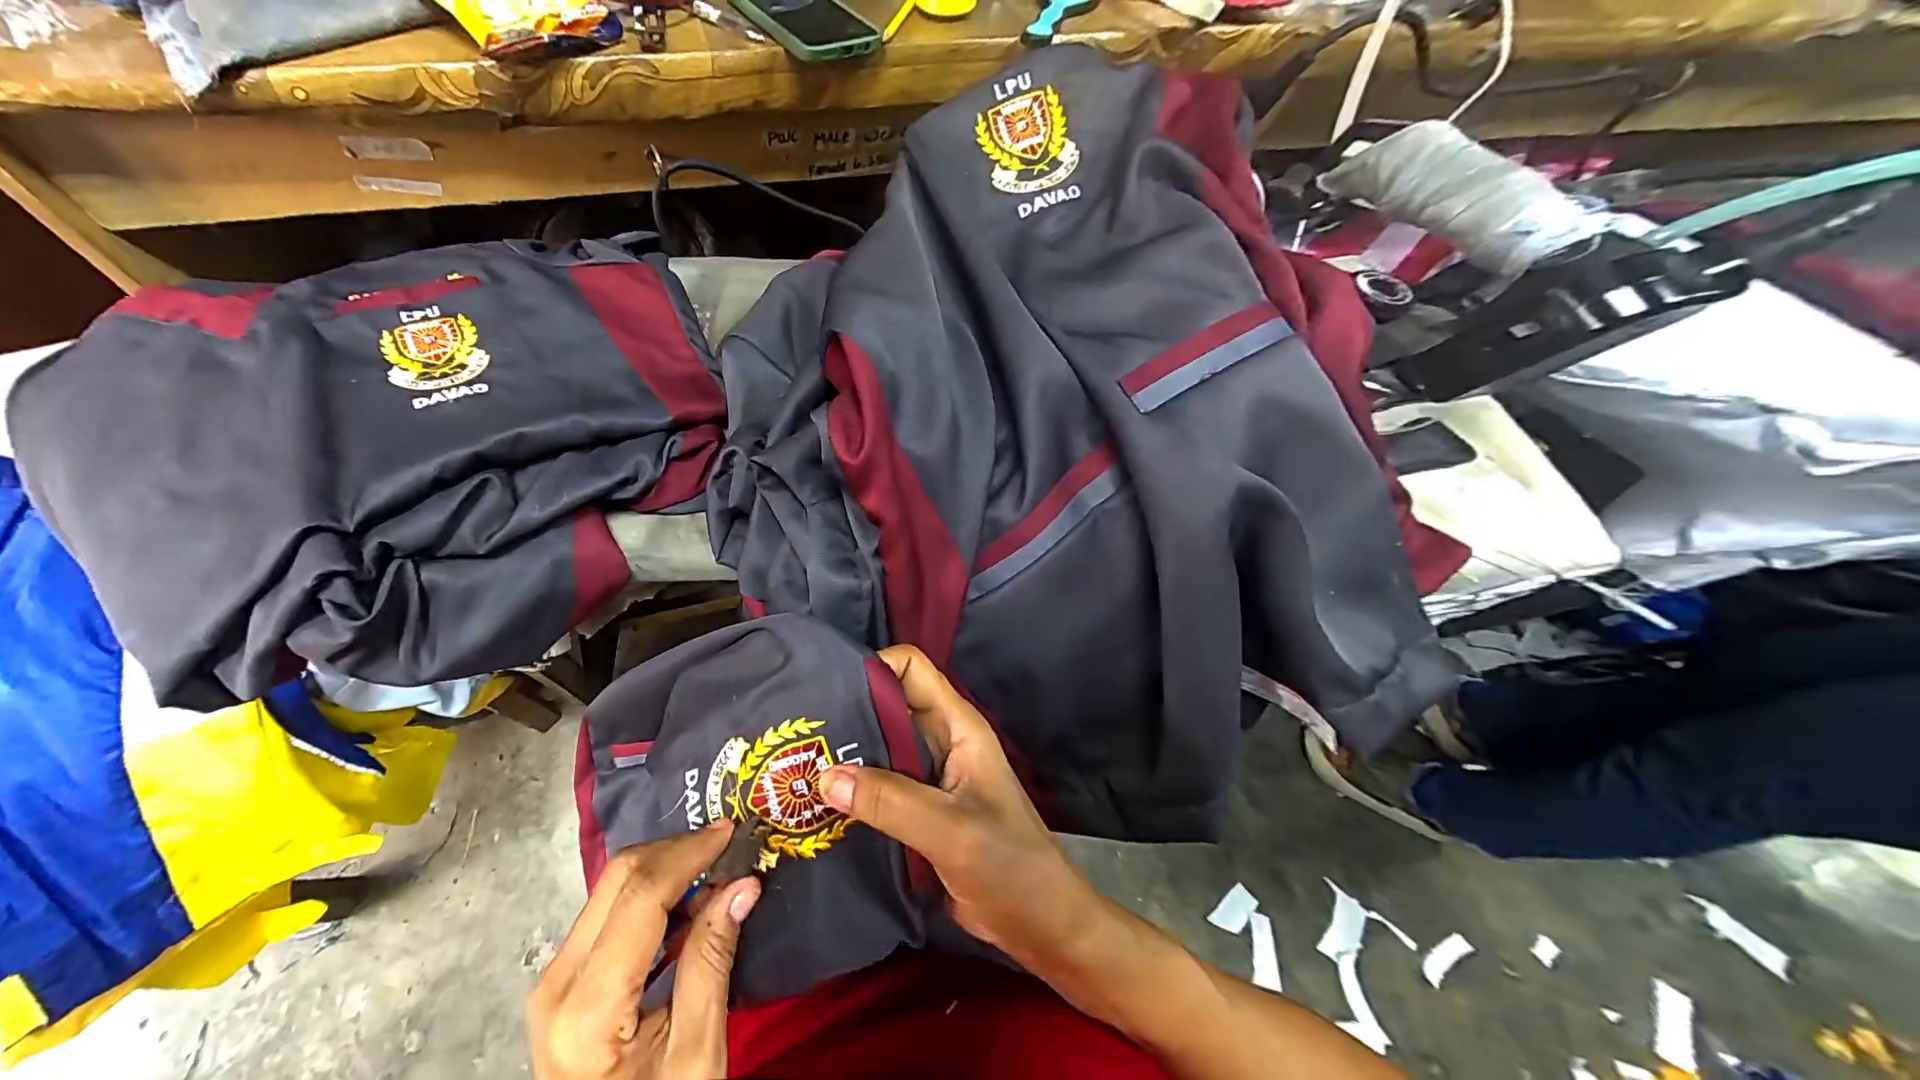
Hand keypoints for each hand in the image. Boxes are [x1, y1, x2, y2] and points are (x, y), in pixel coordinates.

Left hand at [530, 823, 761, 1079]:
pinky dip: (650, 892)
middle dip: (676, 849)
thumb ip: (713, 962)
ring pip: (609, 888)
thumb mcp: (697, 1051)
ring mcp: (552, 980)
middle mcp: (557, 982)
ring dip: (664, 867)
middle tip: (726, 843)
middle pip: (618, 880)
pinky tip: (686, 901)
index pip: (641, 897)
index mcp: (589, 1006)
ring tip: (713, 868)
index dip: (688, 853)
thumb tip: (743, 885)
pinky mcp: (561, 980)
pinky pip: (606, 911)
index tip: (731, 831)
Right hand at [819, 645, 1102, 972]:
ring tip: (788, 768)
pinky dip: (848, 792)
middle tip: (794, 733)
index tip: (824, 688)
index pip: (911, 669)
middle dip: (844, 712)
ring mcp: (926, 779)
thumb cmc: (1009, 865)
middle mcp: (939, 743)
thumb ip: (892, 802)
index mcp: (958, 727)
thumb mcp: (952, 829)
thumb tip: (826, 776)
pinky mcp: (915, 812)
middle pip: (886, 707)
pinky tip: (811, 806)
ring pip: (877, 749)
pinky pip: (875, 789)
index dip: (871, 668)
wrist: (1039, 923)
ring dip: (842, 755)